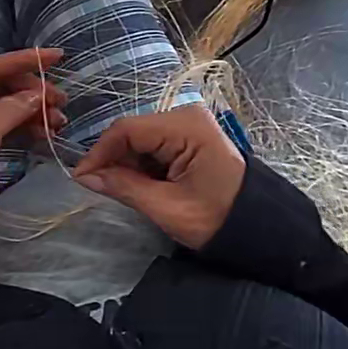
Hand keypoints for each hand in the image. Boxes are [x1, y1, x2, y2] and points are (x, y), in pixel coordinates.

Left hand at [0, 48, 65, 234]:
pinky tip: (46, 133)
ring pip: (7, 106)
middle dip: (32, 92)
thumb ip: (10, 110)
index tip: (59, 56)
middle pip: (2, 86)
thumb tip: (38, 92)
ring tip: (58, 123)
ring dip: (33, 111)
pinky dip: (26, 127)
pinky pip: (7, 124)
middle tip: (61, 103)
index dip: (26, 61)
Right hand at [71, 105, 244, 248]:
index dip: (99, 152)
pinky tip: (140, 183)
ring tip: (122, 188)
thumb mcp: (167, 208)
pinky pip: (152, 144)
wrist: (266, 232)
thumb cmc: (219, 220)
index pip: (126, 130)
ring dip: (125, 163)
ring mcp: (188, 125)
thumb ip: (123, 187)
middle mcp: (185, 116)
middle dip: (112, 159)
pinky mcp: (188, 137)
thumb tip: (84, 177)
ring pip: (138, 138)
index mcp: (185, 128)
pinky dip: (140, 164)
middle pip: (131, 132)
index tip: (82, 177)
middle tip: (100, 186)